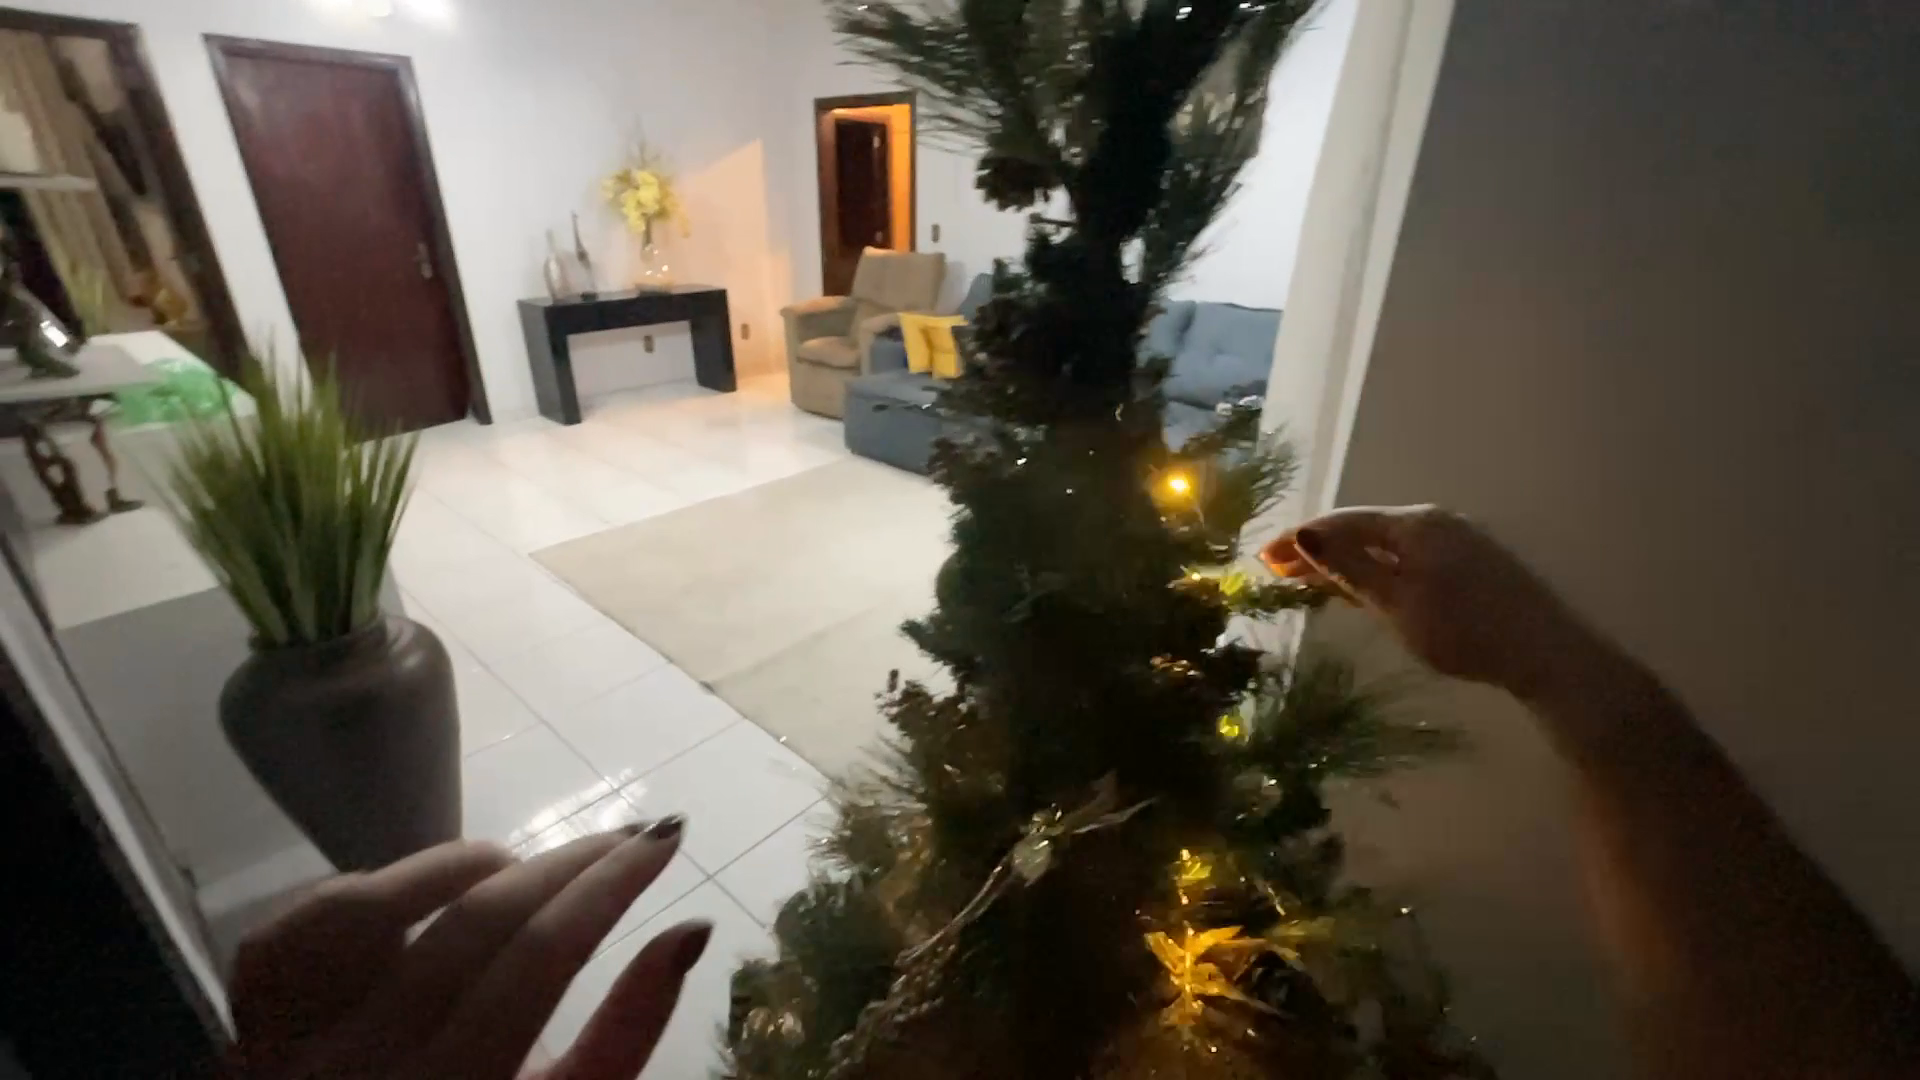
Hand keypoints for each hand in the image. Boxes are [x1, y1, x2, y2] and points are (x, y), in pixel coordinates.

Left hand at [225, 820, 708, 1079]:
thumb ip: (628, 1033)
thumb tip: (692, 930)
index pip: (545, 952)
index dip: (614, 881)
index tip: (667, 836)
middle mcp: (359, 1065)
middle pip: (479, 920)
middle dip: (570, 860)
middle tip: (631, 834)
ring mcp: (285, 1046)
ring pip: (366, 909)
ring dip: (461, 866)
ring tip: (518, 868)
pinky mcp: (249, 1031)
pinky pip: (292, 936)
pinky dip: (369, 893)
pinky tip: (423, 897)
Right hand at [1262, 505, 1596, 695]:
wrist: (1547, 656)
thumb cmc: (1463, 630)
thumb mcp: (1395, 602)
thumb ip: (1349, 568)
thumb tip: (1304, 535)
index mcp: (1414, 524)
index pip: (1342, 522)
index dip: (1299, 538)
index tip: (1263, 557)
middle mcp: (1432, 522)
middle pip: (1360, 529)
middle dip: (1316, 548)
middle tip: (1274, 569)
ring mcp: (1452, 540)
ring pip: (1380, 544)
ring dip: (1341, 559)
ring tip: (1303, 578)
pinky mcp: (1465, 562)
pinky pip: (1401, 556)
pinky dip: (1370, 568)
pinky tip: (1353, 584)